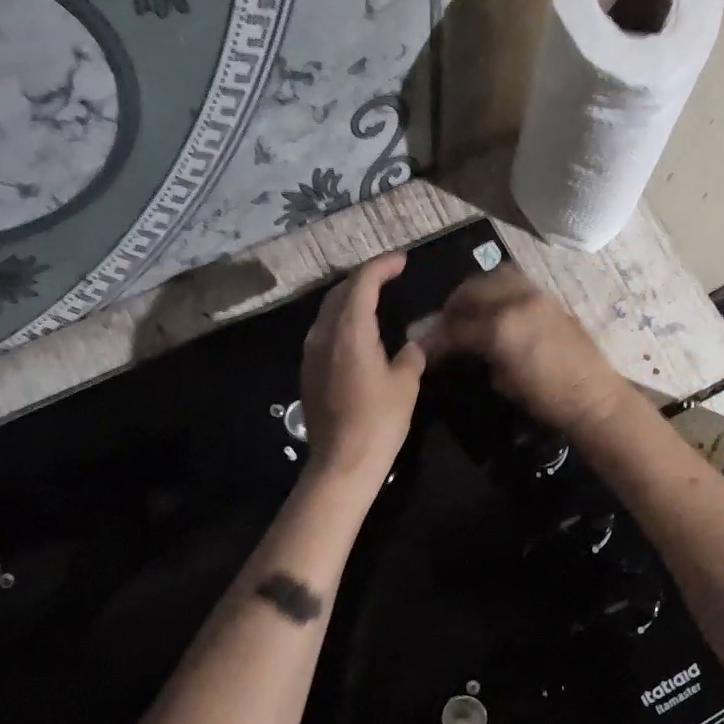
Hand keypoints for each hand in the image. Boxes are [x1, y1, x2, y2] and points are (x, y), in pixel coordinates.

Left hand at [300, 252, 425, 479]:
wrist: (342, 462)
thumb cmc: (378, 422)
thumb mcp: (405, 384)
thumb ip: (411, 354)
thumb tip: (415, 343)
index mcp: (350, 330)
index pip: (363, 282)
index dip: (382, 266)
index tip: (402, 260)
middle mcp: (323, 334)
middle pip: (340, 292)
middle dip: (365, 279)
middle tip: (389, 276)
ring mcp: (311, 353)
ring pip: (329, 312)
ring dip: (351, 300)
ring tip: (375, 299)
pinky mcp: (308, 372)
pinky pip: (324, 333)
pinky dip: (342, 322)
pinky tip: (358, 333)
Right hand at [420, 265, 625, 433]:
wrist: (594, 398)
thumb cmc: (548, 400)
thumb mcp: (504, 383)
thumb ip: (481, 358)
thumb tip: (467, 351)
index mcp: (501, 328)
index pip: (456, 328)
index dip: (436, 339)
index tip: (424, 347)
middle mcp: (516, 302)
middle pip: (471, 292)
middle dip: (452, 308)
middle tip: (444, 325)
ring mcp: (536, 296)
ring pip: (495, 278)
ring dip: (476, 292)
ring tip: (469, 310)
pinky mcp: (550, 299)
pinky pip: (516, 283)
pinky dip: (498, 291)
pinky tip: (495, 309)